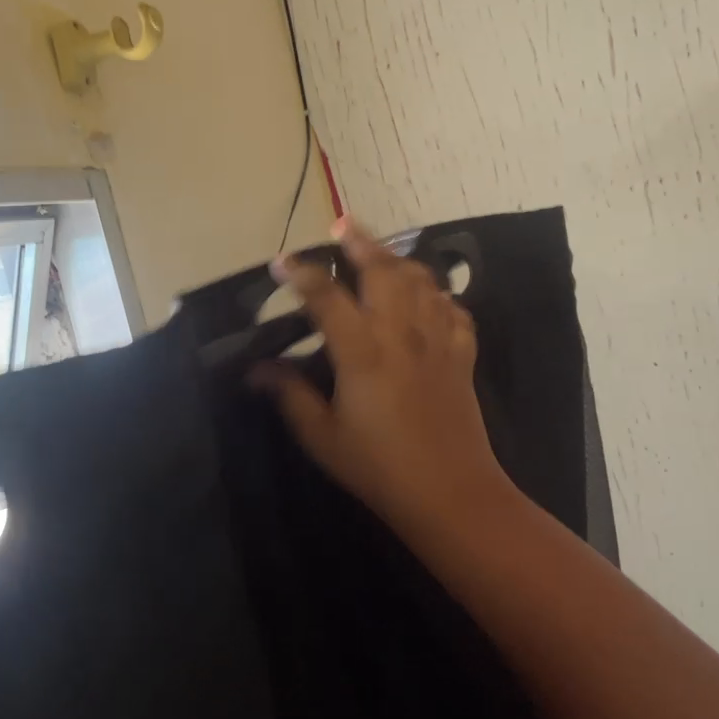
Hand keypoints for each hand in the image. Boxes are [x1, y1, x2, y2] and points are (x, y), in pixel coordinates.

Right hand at [250, 216, 519, 534]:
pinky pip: (453, 309)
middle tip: (341, 226)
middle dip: (360, 242)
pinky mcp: (461, 357)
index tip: (280, 262)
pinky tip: (426, 298)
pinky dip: (437, 294)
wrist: (450, 492)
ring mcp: (437, 341)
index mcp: (362, 351)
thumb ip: (289, 395)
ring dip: (398, 260)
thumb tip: (257, 370)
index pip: (326, 296)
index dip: (300, 274)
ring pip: (422, 281)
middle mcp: (402, 334)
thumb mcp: (322, 435)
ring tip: (380, 252)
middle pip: (383, 270)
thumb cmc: (377, 466)